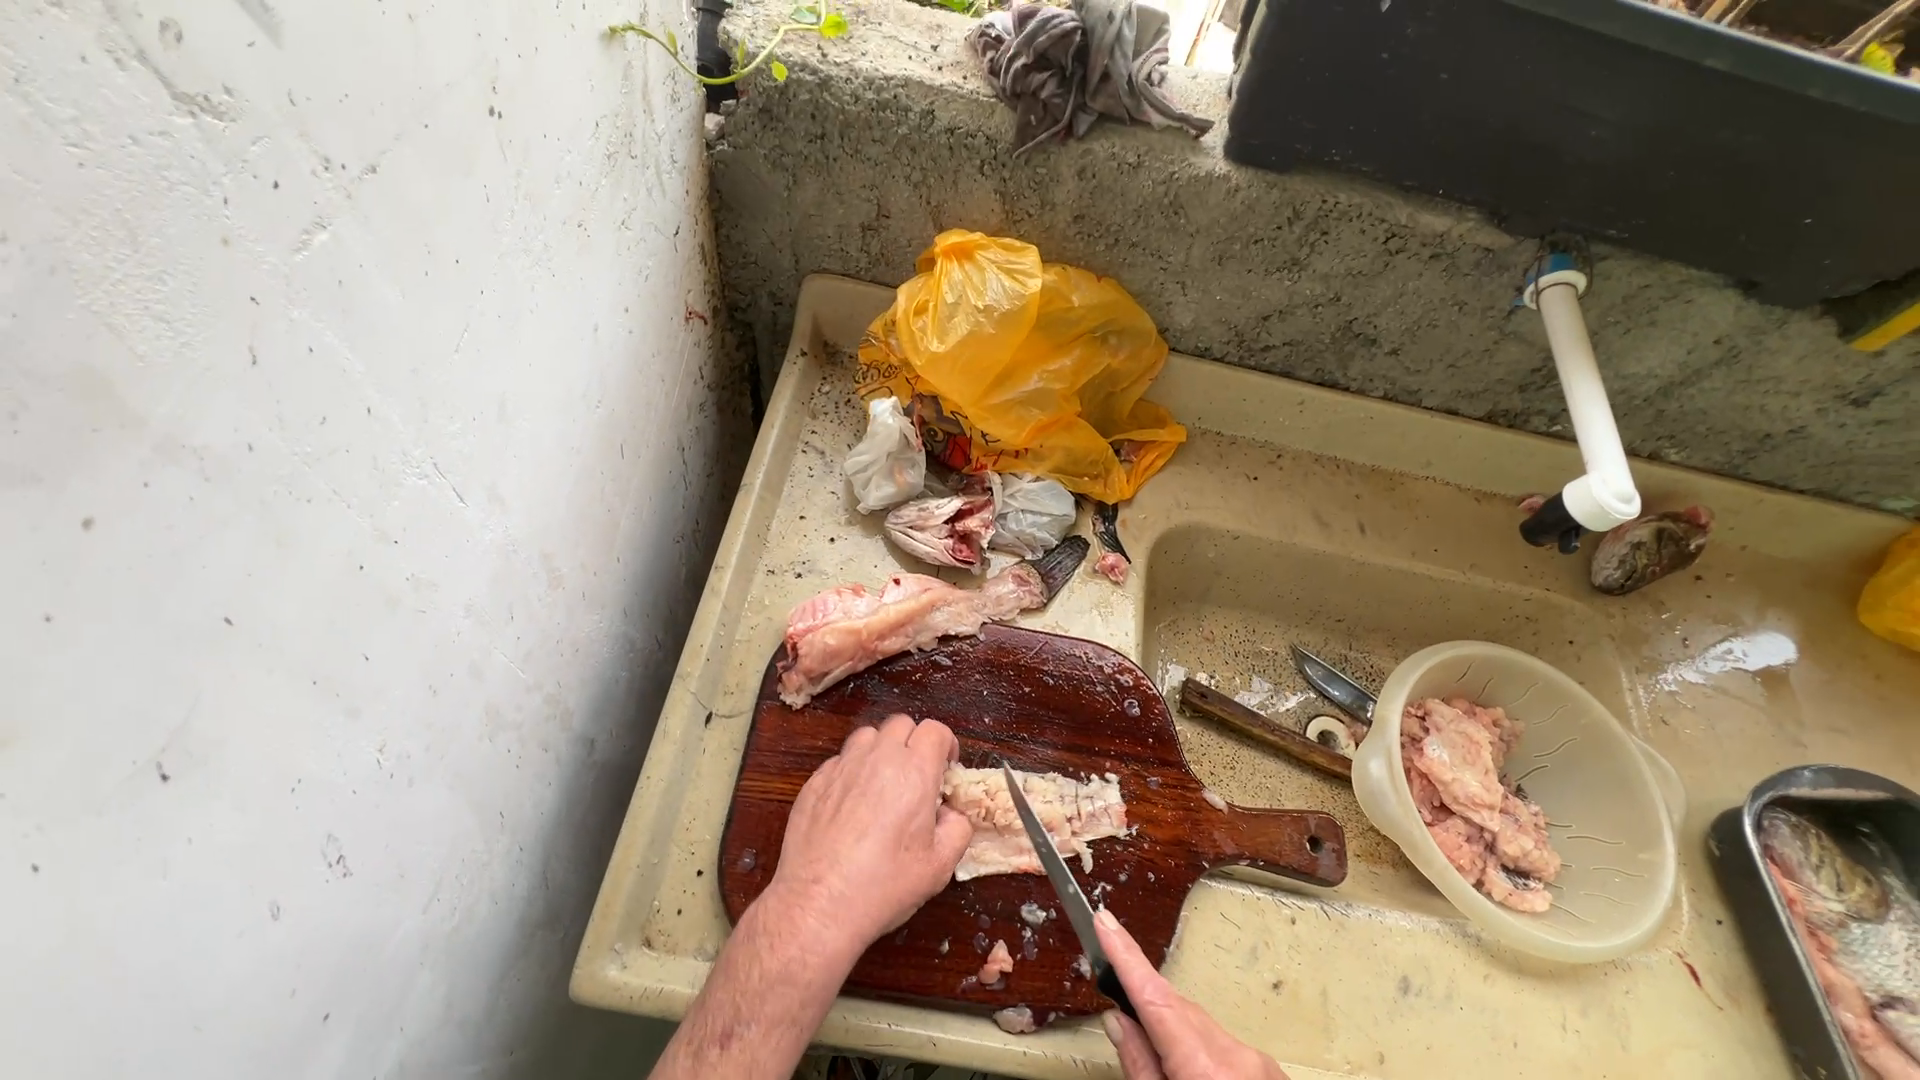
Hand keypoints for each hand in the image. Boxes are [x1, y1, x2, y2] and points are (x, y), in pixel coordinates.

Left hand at [761, 714, 972, 964]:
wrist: (819, 904)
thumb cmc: (884, 886)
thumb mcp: (940, 866)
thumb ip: (958, 829)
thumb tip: (951, 813)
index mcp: (914, 772)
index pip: (935, 730)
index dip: (945, 745)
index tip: (945, 768)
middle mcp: (878, 759)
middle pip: (901, 724)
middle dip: (914, 743)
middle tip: (917, 776)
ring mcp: (842, 767)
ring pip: (867, 736)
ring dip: (881, 751)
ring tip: (883, 784)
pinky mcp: (815, 782)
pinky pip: (840, 760)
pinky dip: (852, 771)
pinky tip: (852, 805)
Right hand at [1094, 908, 1289, 1079]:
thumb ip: (1142, 1067)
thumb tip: (1119, 1020)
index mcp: (1205, 1070)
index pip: (1155, 998)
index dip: (1126, 956)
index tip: (1104, 920)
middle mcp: (1238, 1057)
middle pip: (1178, 1009)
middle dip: (1144, 994)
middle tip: (1108, 969)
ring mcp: (1260, 1065)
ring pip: (1201, 1027)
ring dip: (1170, 1025)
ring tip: (1146, 1041)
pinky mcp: (1270, 1074)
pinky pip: (1223, 1046)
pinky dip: (1196, 1045)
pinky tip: (1183, 1063)